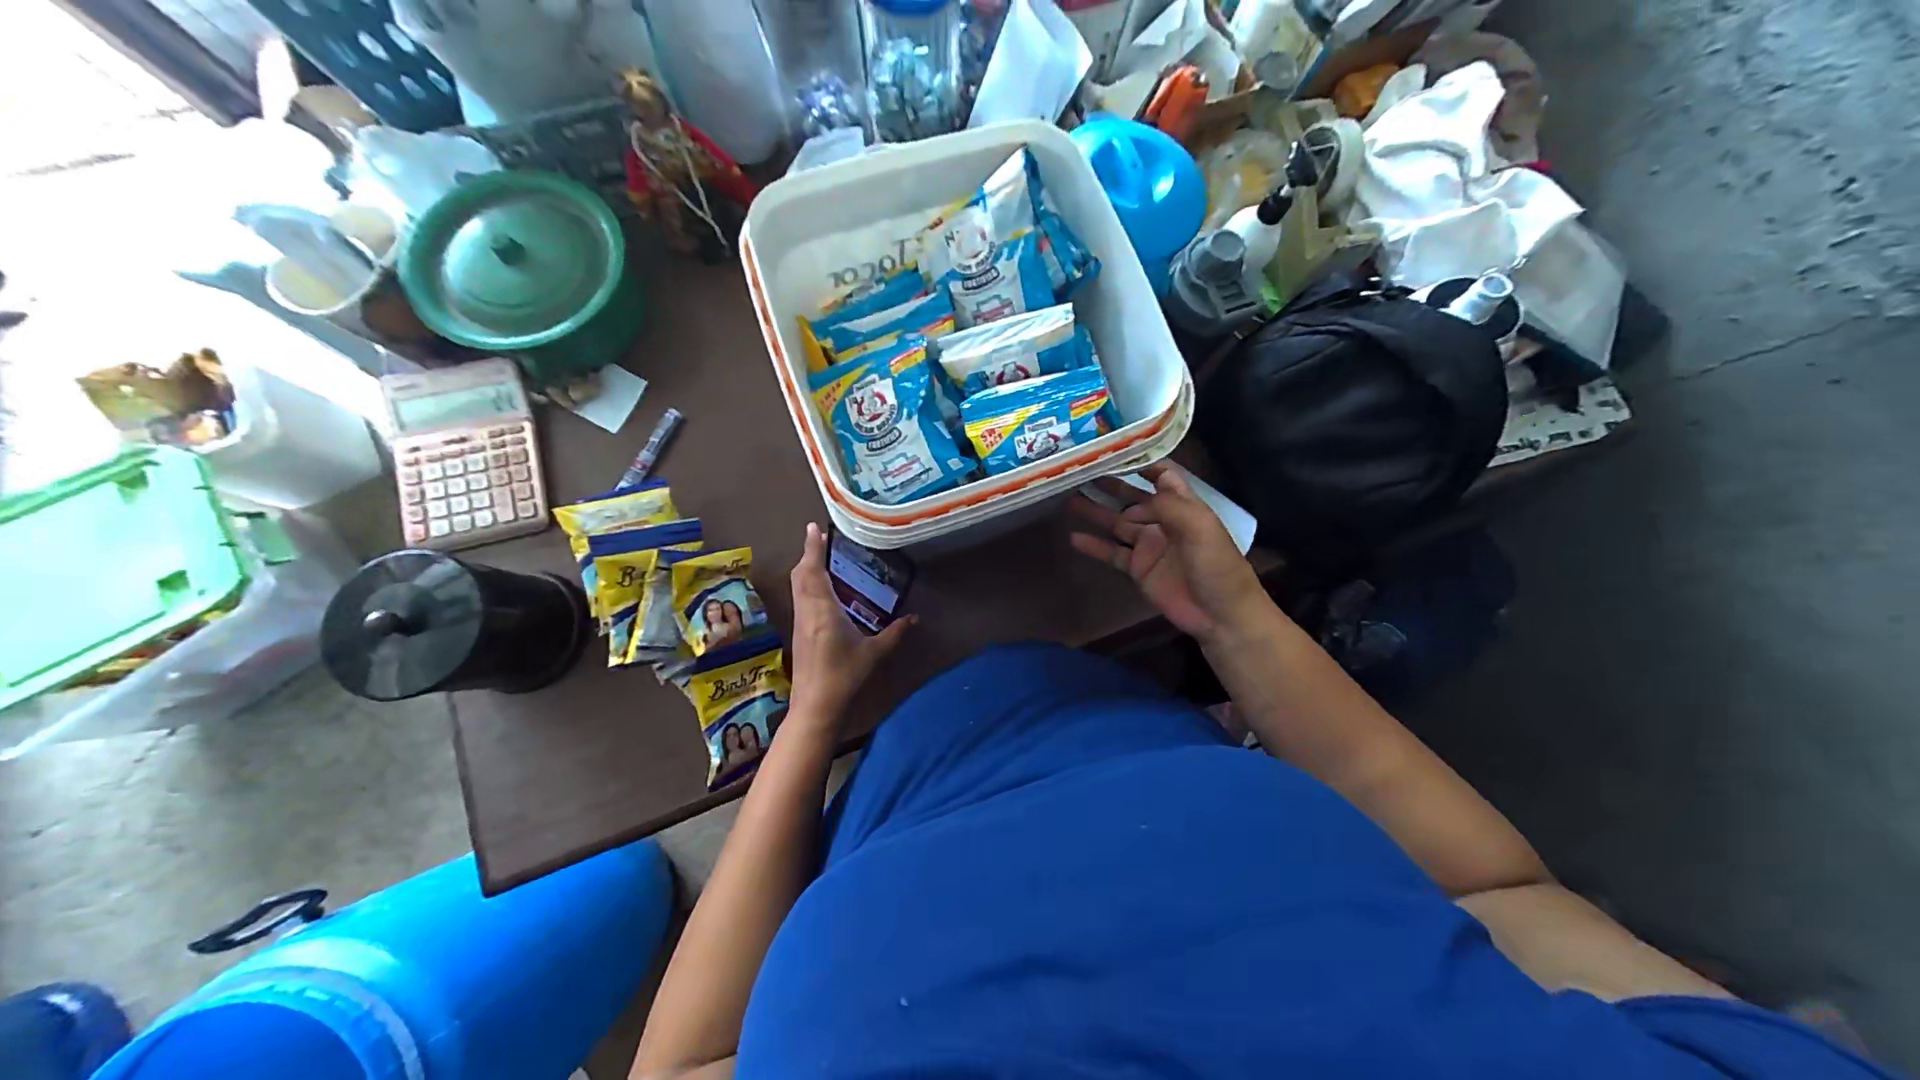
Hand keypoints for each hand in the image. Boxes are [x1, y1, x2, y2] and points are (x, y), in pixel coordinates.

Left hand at [787, 522, 914, 722]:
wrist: (815, 705)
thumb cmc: (844, 676)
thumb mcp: (874, 653)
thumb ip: (894, 633)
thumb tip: (915, 618)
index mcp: (823, 609)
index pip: (814, 570)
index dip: (812, 548)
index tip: (813, 528)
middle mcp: (807, 610)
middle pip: (800, 574)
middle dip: (808, 554)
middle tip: (818, 538)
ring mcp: (799, 622)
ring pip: (797, 586)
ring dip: (805, 568)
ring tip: (818, 557)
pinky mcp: (798, 633)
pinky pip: (799, 598)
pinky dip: (806, 584)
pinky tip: (819, 589)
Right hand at [1067, 463, 1270, 642]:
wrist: (1220, 614)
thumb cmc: (1217, 566)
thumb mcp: (1200, 527)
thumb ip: (1169, 506)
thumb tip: (1134, 503)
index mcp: (1183, 506)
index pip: (1162, 476)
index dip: (1142, 463)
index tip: (1116, 452)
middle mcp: (1163, 521)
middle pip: (1133, 497)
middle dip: (1110, 484)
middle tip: (1082, 472)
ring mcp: (1149, 545)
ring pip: (1116, 523)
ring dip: (1095, 511)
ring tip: (1069, 499)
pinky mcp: (1138, 568)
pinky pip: (1112, 553)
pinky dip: (1093, 546)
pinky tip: (1074, 537)